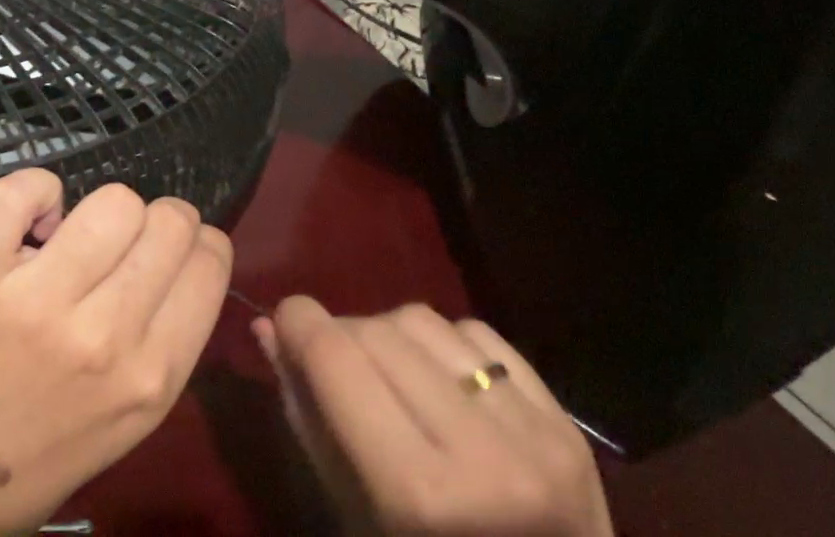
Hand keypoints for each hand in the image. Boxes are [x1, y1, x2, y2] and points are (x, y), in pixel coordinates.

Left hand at [0, 168, 232, 536]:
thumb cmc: (31, 459)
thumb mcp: (125, 423)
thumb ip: (159, 344)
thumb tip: (173, 264)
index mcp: (150, 376)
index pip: (208, 262)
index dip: (196, 243)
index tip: (171, 249)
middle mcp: (104, 335)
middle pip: (168, 223)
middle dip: (155, 220)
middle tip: (121, 242)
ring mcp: (35, 298)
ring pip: (112, 202)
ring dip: (100, 209)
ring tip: (73, 236)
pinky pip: (18, 192)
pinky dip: (32, 189)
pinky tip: (30, 217)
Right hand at [257, 298, 612, 536]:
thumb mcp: (348, 512)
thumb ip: (306, 415)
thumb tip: (268, 328)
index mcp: (416, 491)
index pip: (336, 357)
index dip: (297, 322)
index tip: (284, 322)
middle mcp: (480, 452)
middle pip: (376, 332)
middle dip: (340, 335)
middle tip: (333, 364)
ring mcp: (534, 434)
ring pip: (425, 321)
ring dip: (390, 335)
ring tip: (390, 374)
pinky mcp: (566, 423)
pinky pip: (479, 335)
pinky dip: (444, 345)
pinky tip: (442, 383)